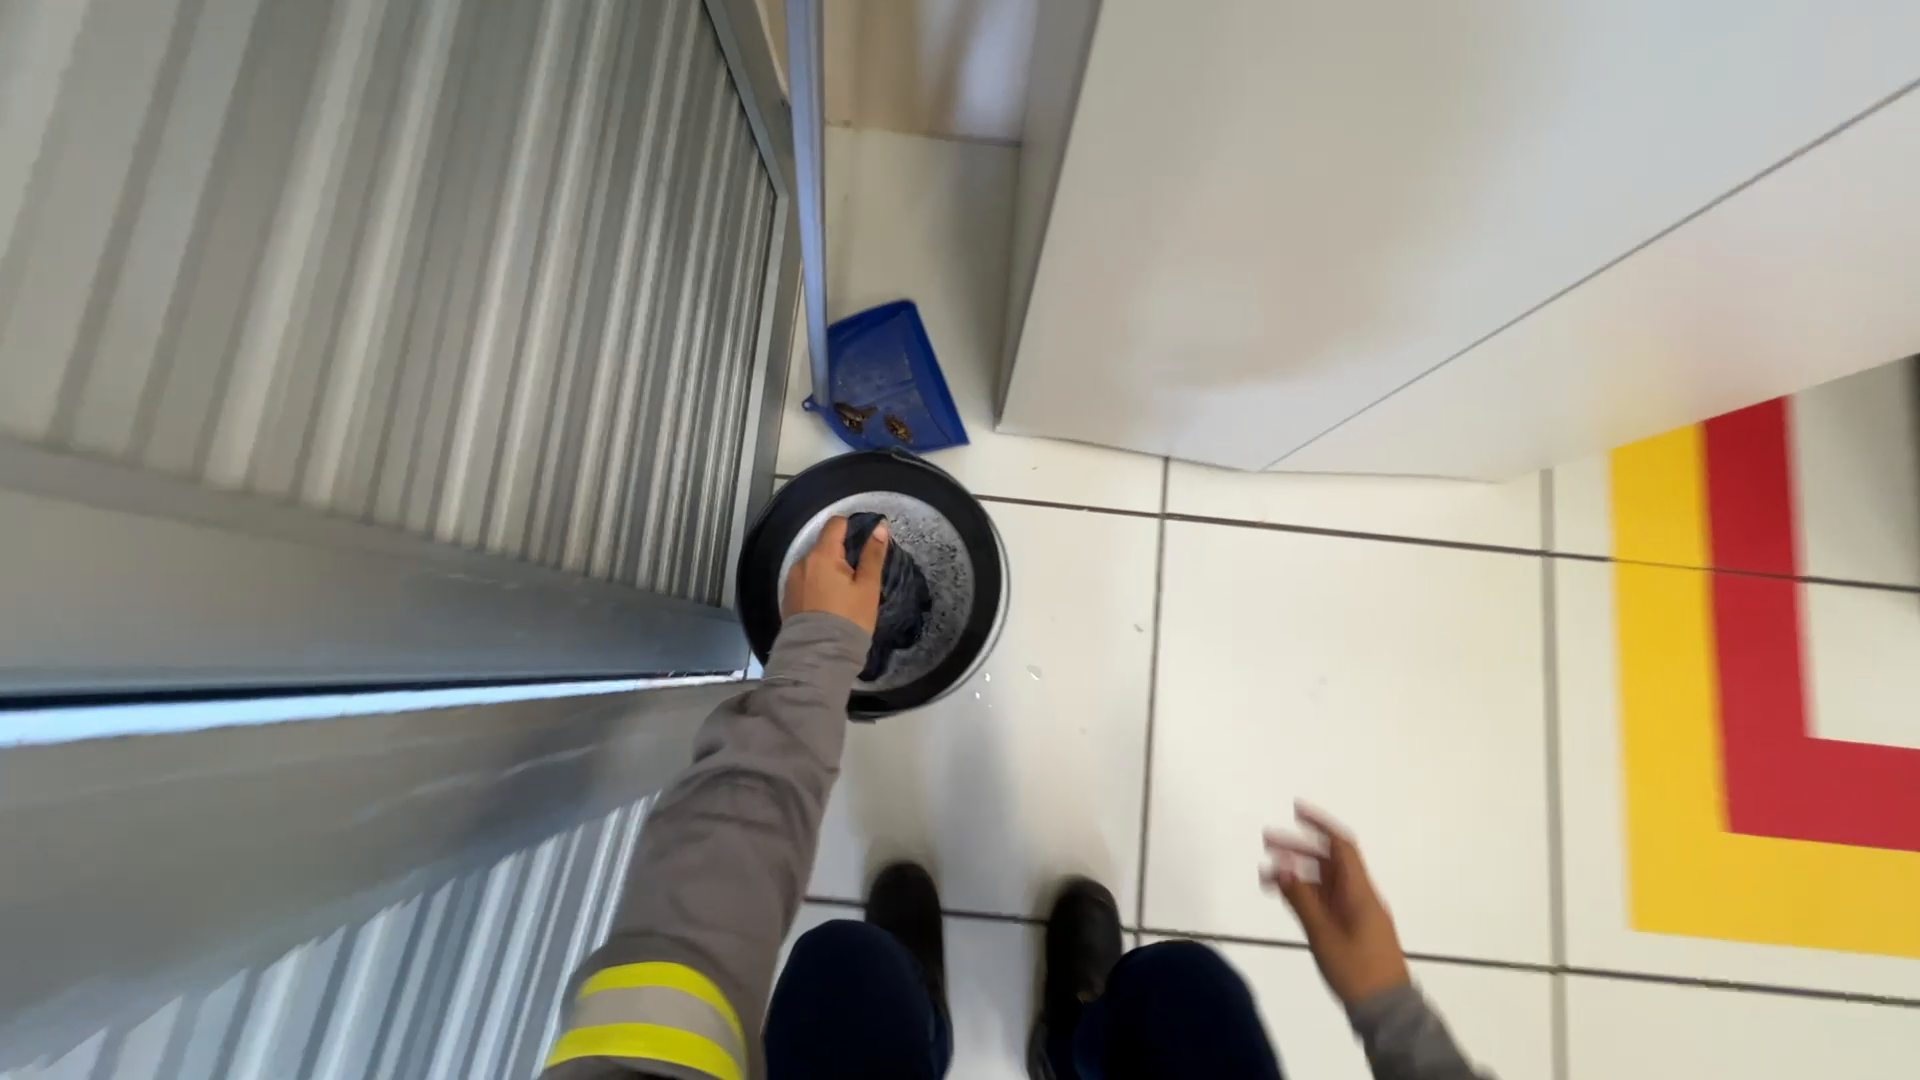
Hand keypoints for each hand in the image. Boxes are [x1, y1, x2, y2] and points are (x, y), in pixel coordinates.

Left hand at [783, 515, 888, 633]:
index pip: (835, 524)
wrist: (819, 656)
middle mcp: (802, 562)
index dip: (852, 527)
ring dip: (829, 570)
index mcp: (822, 555)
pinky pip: (806, 580)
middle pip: (824, 545)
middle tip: (860, 575)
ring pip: (815, 564)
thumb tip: (880, 527)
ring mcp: (792, 580)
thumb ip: (873, 554)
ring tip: (844, 592)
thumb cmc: (849, 619)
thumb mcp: (868, 587)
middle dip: (842, 553)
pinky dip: (818, 584)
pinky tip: (829, 603)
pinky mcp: (788, 597)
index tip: (866, 543)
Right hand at [1262, 802, 1410, 1008]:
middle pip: (1327, 861)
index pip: (1341, 846)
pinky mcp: (1350, 928)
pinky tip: (1283, 894)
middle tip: (1266, 842)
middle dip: (1297, 848)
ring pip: (1323, 881)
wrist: (1387, 1013)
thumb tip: (1282, 864)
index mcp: (1359, 893)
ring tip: (1266, 873)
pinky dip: (1304, 892)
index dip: (1319, 824)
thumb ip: (1301, 898)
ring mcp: (1355, 913)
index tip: (1295, 810)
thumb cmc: (1357, 970)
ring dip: (1297, 872)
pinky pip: (1324, 900)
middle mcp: (1359, 896)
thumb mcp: (1323, 934)